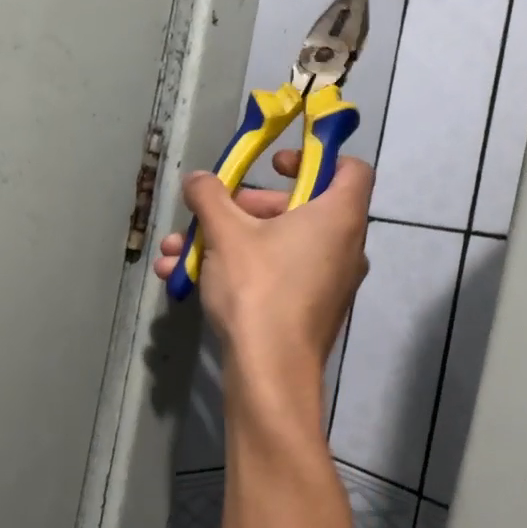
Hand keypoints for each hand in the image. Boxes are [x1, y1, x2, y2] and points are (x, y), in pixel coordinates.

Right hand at [152, 150, 371, 411]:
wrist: (269, 370)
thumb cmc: (258, 288)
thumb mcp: (225, 233)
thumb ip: (209, 196)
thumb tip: (197, 178)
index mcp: (337, 217)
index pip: (350, 169)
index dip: (315, 156)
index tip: (274, 163)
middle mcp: (342, 246)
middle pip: (297, 207)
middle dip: (242, 206)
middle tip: (209, 212)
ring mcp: (326, 281)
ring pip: (275, 244)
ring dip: (224, 240)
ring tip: (176, 251)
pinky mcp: (306, 309)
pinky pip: (273, 274)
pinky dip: (235, 269)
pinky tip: (184, 278)